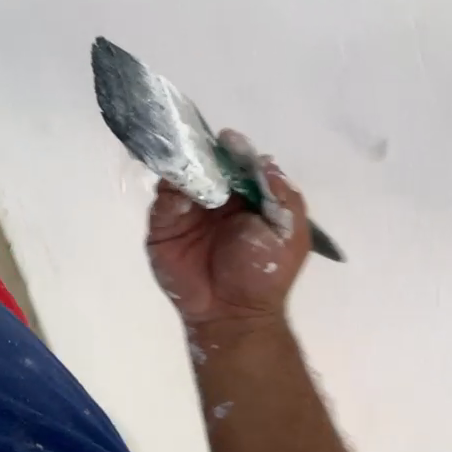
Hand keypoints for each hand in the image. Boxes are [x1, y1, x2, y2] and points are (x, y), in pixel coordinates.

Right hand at [145, 130, 310, 330]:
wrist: (231, 312)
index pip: (236, 165)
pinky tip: (178, 190)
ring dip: (183, 168)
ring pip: (180, 177)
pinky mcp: (162, 224)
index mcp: (245, 198)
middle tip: (199, 141)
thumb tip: (264, 160)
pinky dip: (169, 191)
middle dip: (203, 153)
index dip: (233, 151)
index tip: (229, 139)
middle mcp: (213, 199)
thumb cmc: (264, 274)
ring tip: (186, 160)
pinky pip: (162, 201)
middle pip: (205, 165)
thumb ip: (282, 197)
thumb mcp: (289, 234)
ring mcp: (185, 210)